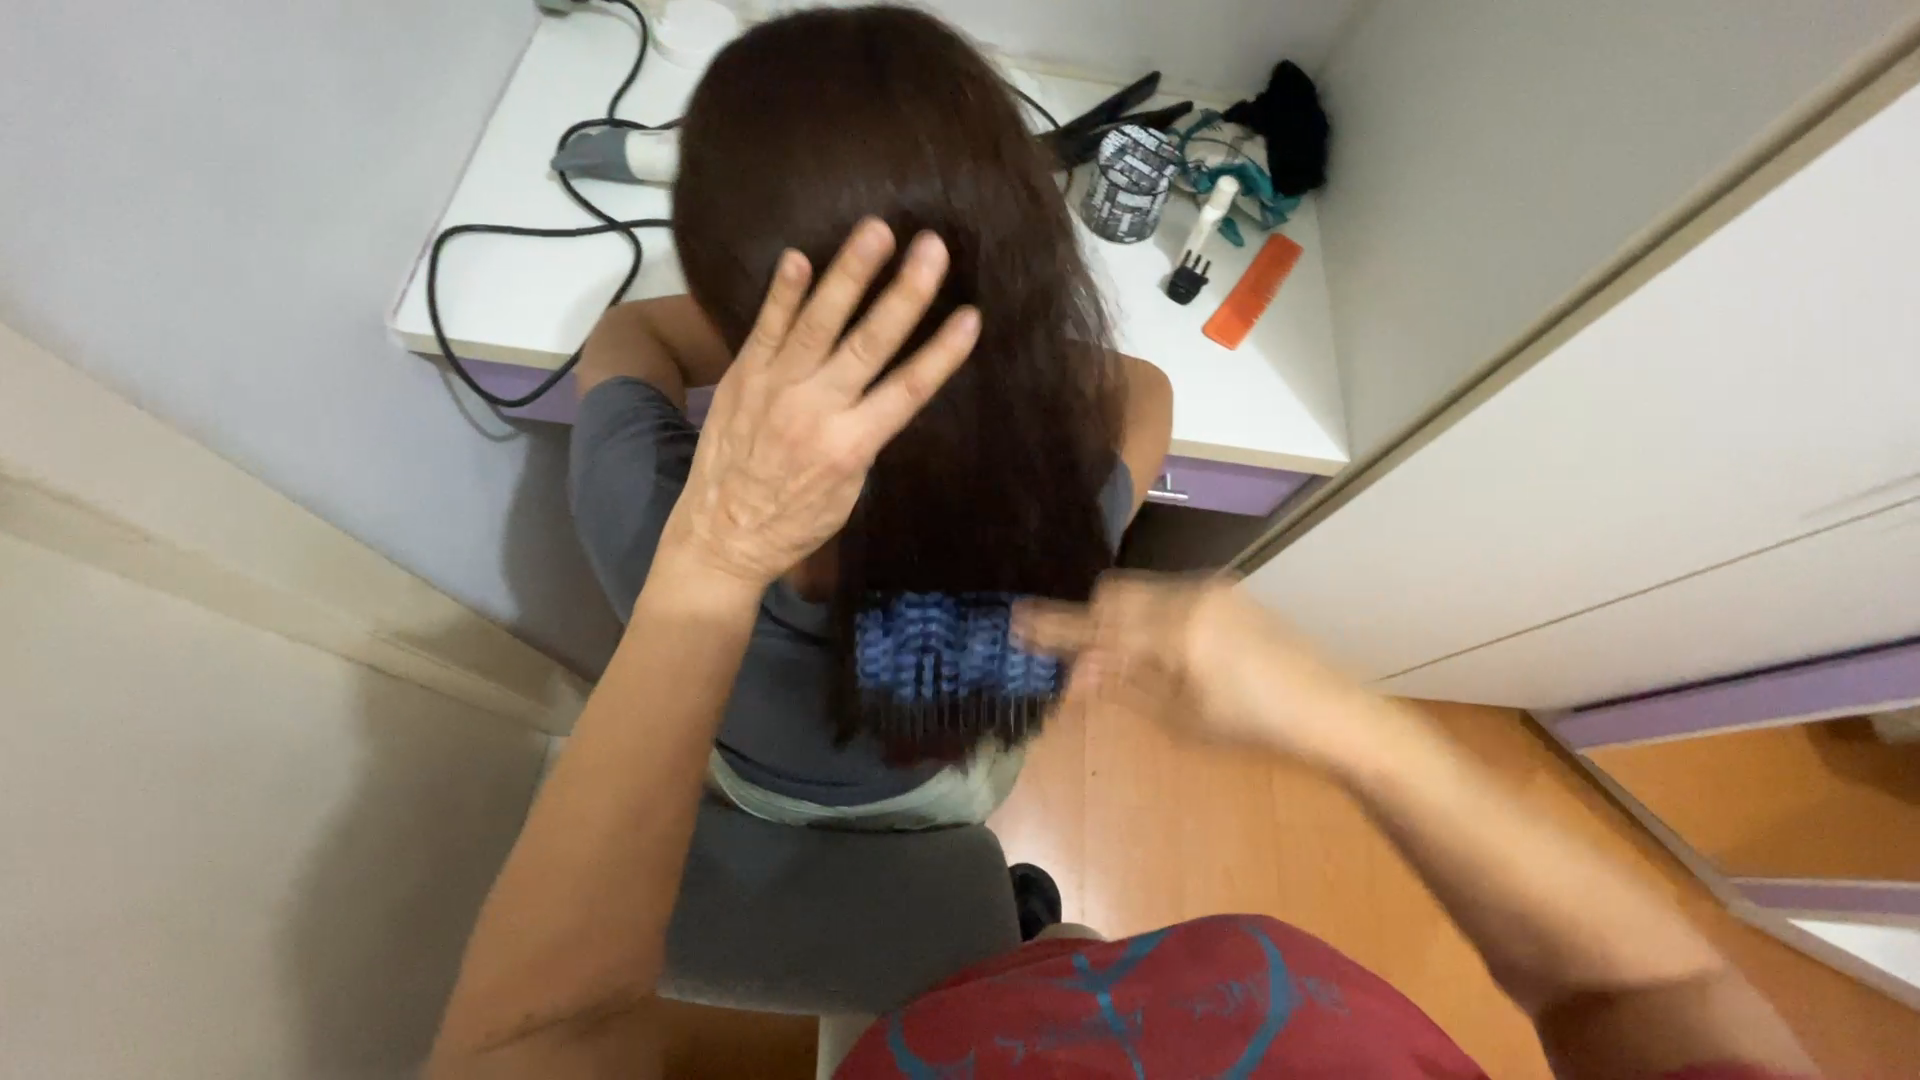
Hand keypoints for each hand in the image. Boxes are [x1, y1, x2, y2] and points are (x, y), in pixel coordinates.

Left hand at [656, 218, 978, 594]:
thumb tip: (882, 394)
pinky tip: (800, 258)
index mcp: (851, 445)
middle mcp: (816, 409)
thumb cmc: (795, 522)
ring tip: (876, 231)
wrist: (721, 534)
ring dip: (849, 275)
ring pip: (818, 323)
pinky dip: (783, 294)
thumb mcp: (848, 493)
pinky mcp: (743, 376)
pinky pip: (765, 327)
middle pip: (870, 344)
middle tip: (933, 248)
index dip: (943, 352)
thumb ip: (866, 438)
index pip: (909, 390)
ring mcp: (775, 387)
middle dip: (905, 294)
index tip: (971, 316)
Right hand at [1016, 574, 1402, 773]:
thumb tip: (1075, 671)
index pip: (1099, 627)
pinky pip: (1167, 594)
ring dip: (1119, 618)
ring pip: (1139, 592)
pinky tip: (1161, 649)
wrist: (1332, 711)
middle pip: (1114, 595)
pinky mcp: (1226, 590)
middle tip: (1077, 657)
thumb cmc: (1254, 729)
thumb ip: (1123, 685)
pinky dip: (1148, 616)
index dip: (1054, 628)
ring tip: (1122, 659)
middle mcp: (1189, 596)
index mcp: (1176, 634)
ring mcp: (1210, 588)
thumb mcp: (1180, 719)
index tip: (1016, 623)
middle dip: (1088, 619)